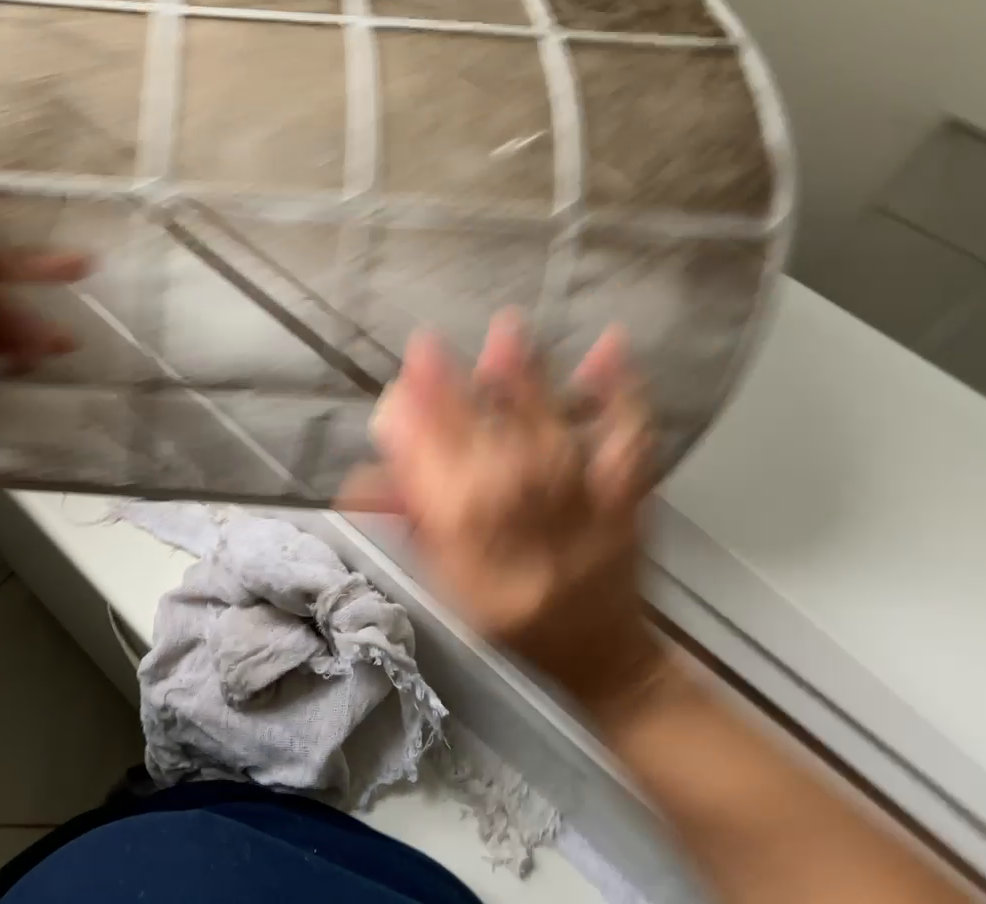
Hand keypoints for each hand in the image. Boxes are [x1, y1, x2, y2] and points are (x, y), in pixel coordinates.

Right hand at [345, 310, 664, 720]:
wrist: (601, 652)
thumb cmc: (510, 615)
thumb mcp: (445, 580)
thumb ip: (407, 523)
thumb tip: (358, 479)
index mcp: (477, 544)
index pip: (432, 480)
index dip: (409, 436)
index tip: (390, 393)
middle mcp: (528, 520)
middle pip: (483, 450)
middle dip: (449, 399)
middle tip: (425, 345)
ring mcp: (582, 502)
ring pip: (548, 439)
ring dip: (527, 387)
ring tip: (505, 332)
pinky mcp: (625, 491)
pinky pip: (627, 441)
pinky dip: (622, 394)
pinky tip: (612, 345)